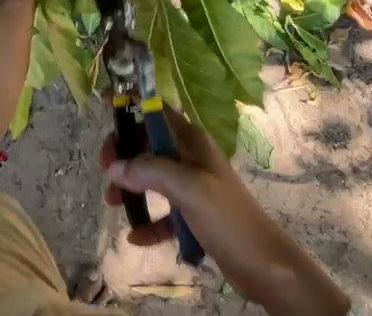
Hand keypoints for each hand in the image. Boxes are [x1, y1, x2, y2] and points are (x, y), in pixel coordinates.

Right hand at [102, 108, 349, 315]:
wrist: (266, 267)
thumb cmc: (228, 218)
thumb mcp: (188, 188)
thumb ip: (149, 171)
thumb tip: (114, 166)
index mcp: (191, 141)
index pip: (156, 110)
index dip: (132, 103)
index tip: (104, 105)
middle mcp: (190, 157)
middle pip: (147, 143)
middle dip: (124, 153)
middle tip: (106, 170)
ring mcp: (192, 187)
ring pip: (152, 177)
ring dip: (131, 187)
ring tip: (113, 203)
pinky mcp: (194, 215)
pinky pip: (163, 212)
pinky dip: (148, 221)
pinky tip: (135, 236)